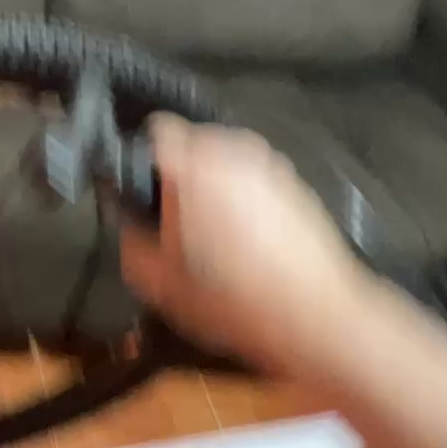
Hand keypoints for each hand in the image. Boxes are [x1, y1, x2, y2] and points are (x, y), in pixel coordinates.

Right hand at [118, 115, 368, 373]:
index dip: (142, 153)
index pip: (155, 126)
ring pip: (224, 156)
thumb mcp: (154, 277)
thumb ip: (128, 236)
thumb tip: (127, 216)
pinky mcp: (297, 185)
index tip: (141, 184)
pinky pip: (252, 175)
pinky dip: (241, 192)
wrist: (319, 321)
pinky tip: (244, 233)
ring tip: (210, 221)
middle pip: (190, 139)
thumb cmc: (229, 297)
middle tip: (174, 209)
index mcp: (191, 165)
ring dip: (211, 178)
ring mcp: (270, 166)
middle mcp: (232, 152)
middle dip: (178, 166)